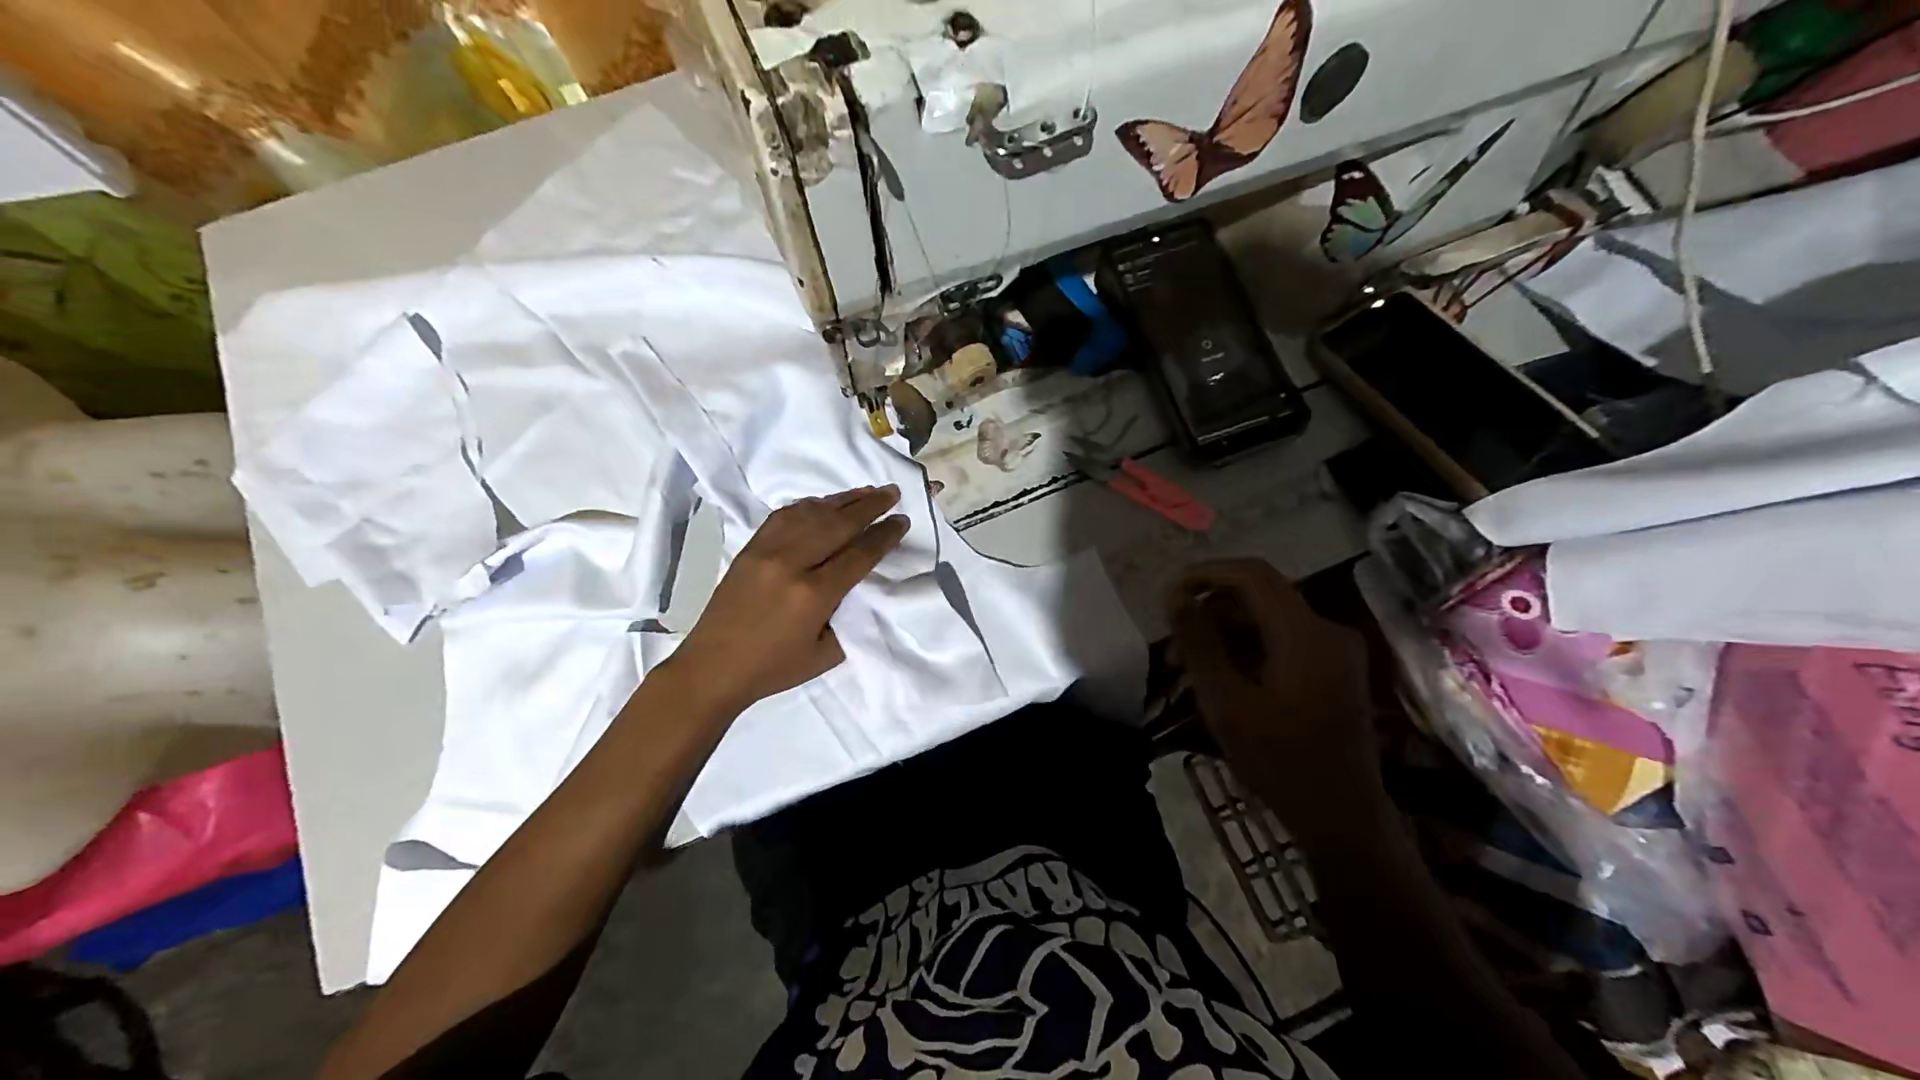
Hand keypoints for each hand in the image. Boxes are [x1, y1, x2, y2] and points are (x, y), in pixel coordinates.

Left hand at [667, 485, 908, 714]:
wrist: (712, 668)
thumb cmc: (774, 668)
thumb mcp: (826, 654)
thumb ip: (848, 616)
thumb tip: (862, 585)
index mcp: (814, 595)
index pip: (859, 553)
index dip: (885, 534)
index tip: (902, 520)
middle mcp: (791, 564)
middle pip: (838, 523)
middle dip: (870, 506)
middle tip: (893, 492)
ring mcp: (766, 551)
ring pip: (811, 513)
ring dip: (842, 500)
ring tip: (867, 492)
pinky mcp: (750, 548)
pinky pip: (784, 516)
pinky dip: (809, 505)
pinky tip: (824, 503)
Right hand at [1167, 559, 1379, 825]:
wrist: (1343, 818)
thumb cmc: (1279, 762)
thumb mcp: (1226, 702)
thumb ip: (1199, 643)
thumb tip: (1175, 597)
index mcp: (1306, 634)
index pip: (1252, 575)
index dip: (1206, 574)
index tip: (1169, 594)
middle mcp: (1328, 630)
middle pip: (1261, 595)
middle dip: (1211, 610)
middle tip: (1172, 641)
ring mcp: (1336, 650)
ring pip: (1270, 619)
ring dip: (1226, 632)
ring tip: (1187, 665)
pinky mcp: (1335, 670)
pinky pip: (1285, 640)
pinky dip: (1249, 648)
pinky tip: (1220, 675)